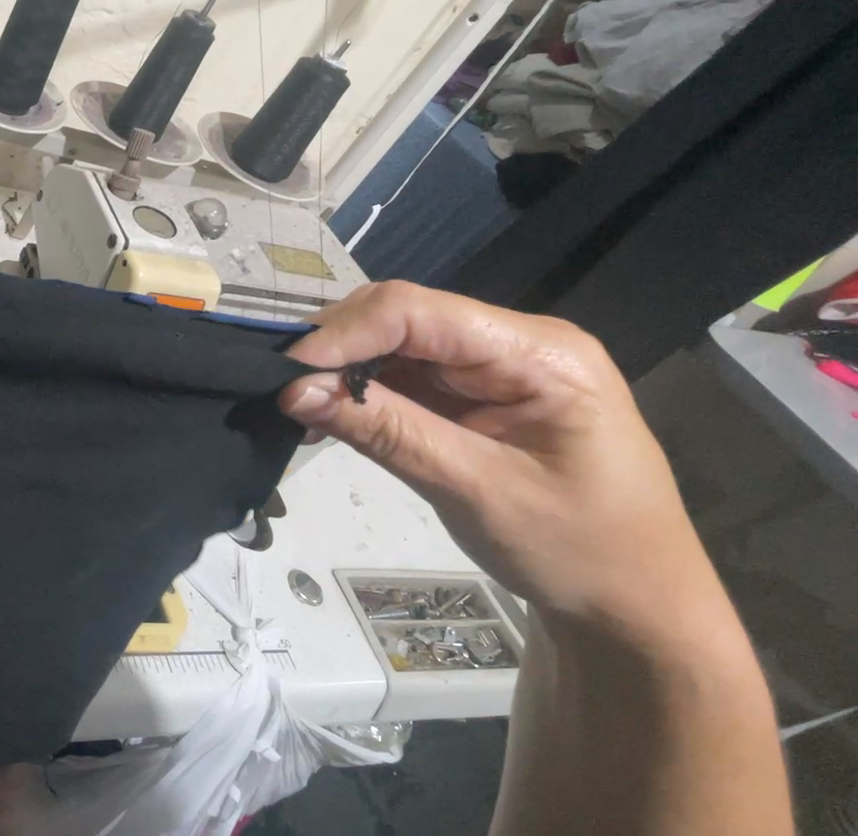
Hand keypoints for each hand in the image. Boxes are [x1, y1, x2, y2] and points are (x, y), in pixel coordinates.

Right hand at [278, 282, 725, 646]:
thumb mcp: (475, 490)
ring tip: (302, 410)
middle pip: (399, 315)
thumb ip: (385, 431)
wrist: (633, 608)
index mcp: (539, 352)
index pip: (415, 311)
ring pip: (391, 341)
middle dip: (336, 348)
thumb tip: (291, 390)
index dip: (341, 333)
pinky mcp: (473, 392)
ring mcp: (492, 366)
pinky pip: (400, 372)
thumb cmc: (577, 551)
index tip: (284, 375)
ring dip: (341, 371)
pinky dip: (359, 391)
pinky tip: (332, 415)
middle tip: (286, 394)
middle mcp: (513, 342)